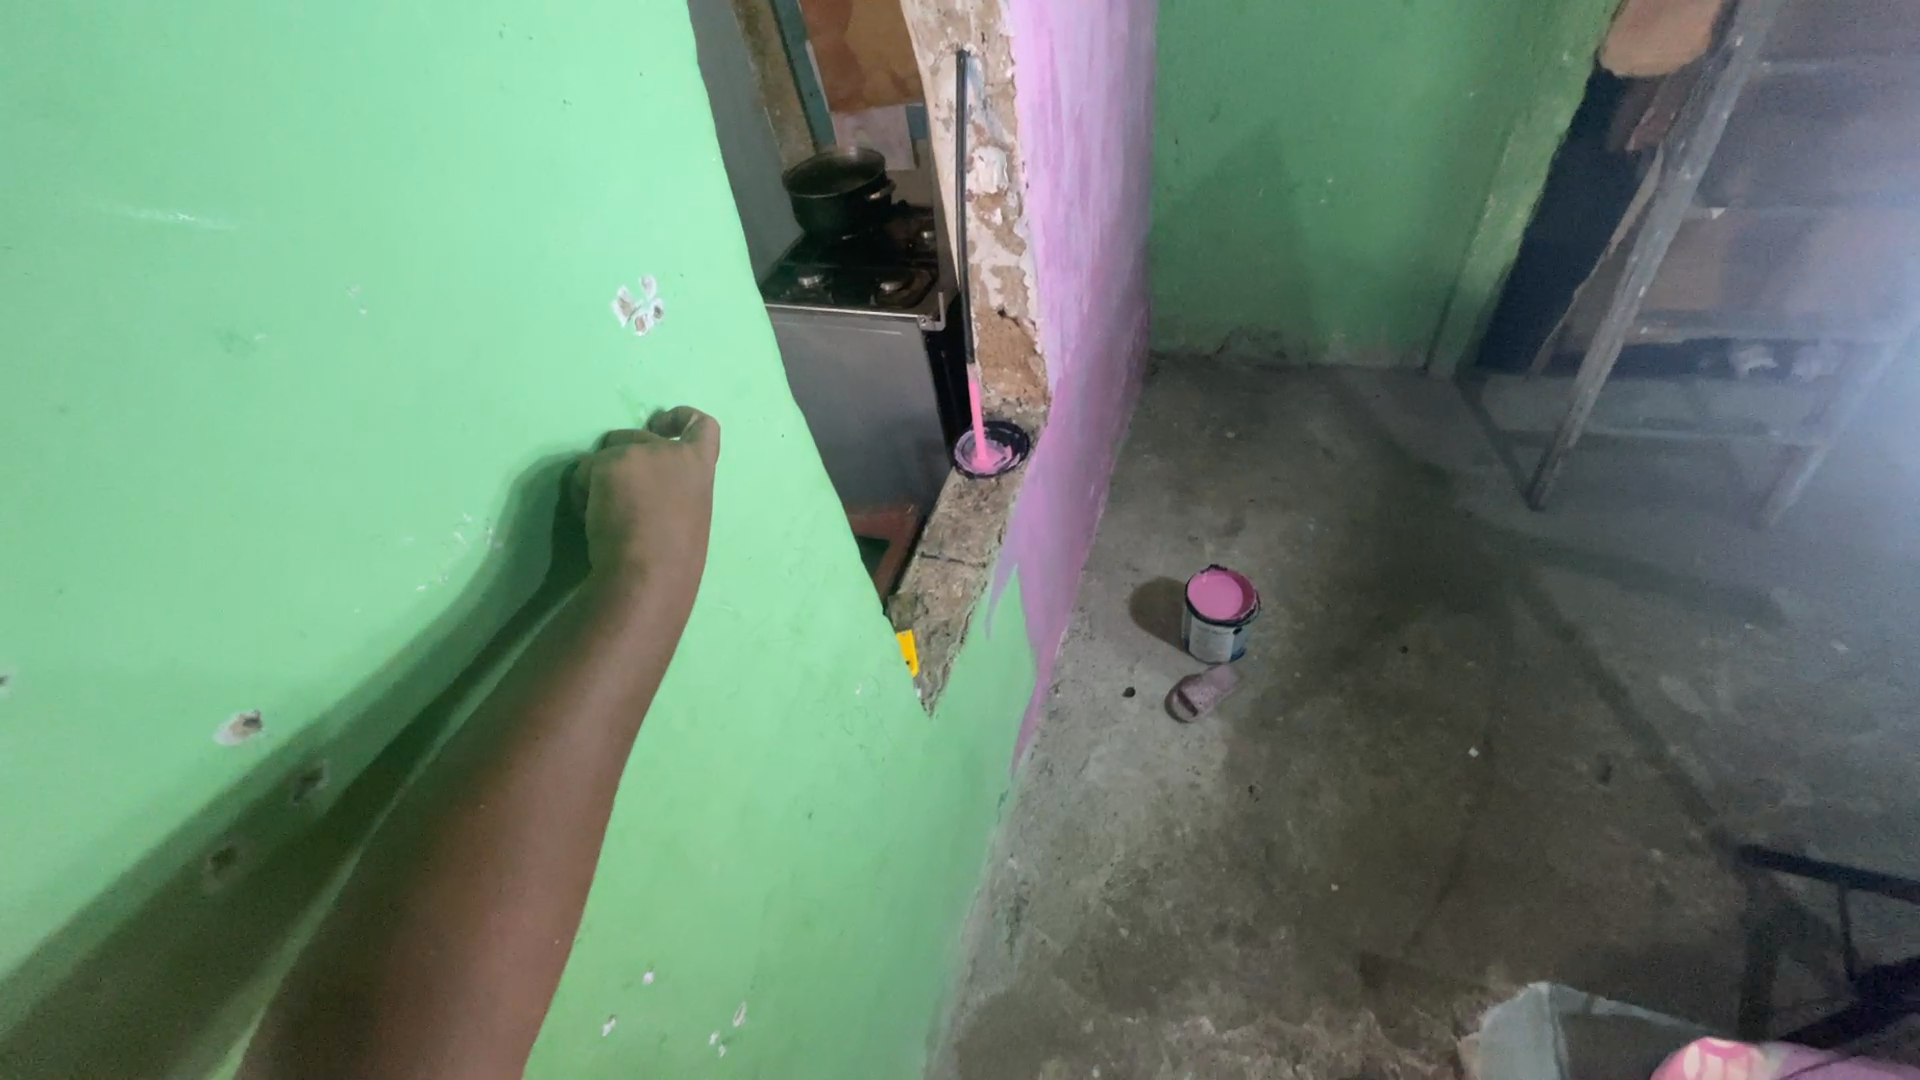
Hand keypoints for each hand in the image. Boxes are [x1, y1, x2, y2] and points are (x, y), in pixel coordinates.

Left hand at [573, 407, 720, 596]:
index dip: (681, 418)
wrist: (651, 572)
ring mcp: (640, 454)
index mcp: (700, 468)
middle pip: (638, 437)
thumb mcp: (689, 513)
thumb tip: (642, 489)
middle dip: (621, 459)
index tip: (662, 424)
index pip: (702, 426)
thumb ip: (675, 489)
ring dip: (601, 478)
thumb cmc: (674, 557)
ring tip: (605, 515)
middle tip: (617, 496)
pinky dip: (581, 495)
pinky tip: (592, 520)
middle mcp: (672, 452)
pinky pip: (582, 472)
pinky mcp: (607, 464)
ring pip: (606, 454)